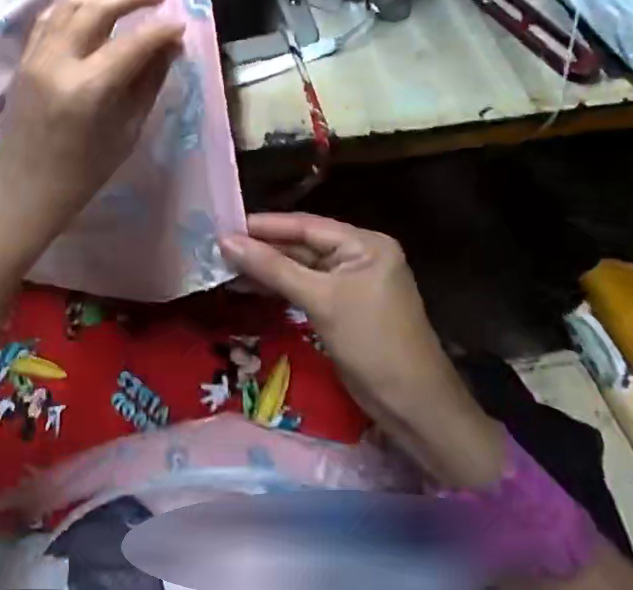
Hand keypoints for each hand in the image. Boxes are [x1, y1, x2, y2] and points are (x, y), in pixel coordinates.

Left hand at [0, 0, 182, 273]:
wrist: (21, 190)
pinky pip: (49, 18)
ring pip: (69, 4)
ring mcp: (35, 57)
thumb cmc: (81, 174)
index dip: (162, 29)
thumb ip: (148, 83)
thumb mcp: (125, 132)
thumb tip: (170, 46)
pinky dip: (73, 3)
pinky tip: (92, 3)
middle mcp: (58, 62)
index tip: (181, 24)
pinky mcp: (23, 59)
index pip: (133, 42)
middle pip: (98, 7)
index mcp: (88, 89)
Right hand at [218, 214, 505, 488]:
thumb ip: (271, 268)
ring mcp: (351, 284)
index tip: (223, 224)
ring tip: (224, 265)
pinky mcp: (342, 308)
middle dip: (261, 247)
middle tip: (217, 246)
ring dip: (265, 268)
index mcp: (364, 244)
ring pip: (299, 267)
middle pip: (301, 244)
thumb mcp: (320, 300)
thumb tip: (224, 240)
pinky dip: (277, 287)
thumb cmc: (372, 343)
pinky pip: (304, 288)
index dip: (263, 225)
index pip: (305, 225)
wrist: (415, 408)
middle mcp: (359, 257)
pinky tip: (247, 285)